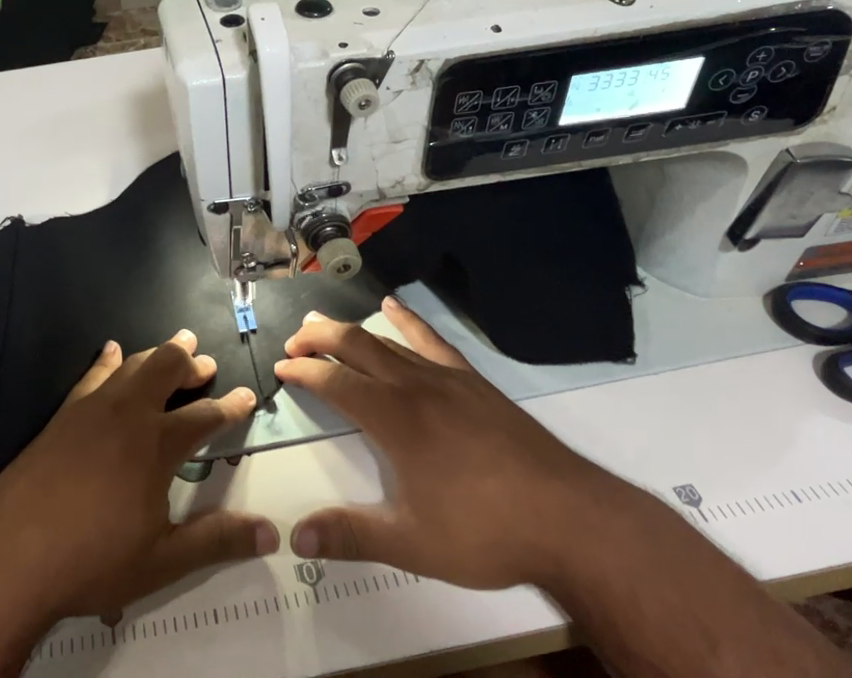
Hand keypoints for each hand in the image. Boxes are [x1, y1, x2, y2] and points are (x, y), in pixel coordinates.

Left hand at [0, 330, 277, 623]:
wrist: (10, 556)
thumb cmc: (92, 561)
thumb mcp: (163, 561)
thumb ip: (217, 541)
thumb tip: (271, 533)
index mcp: (157, 447)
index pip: (205, 417)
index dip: (231, 406)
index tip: (248, 396)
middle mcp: (127, 416)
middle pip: (166, 371)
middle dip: (191, 363)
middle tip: (206, 361)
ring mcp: (90, 412)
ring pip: (132, 367)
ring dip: (157, 355)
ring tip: (174, 346)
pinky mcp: (61, 417)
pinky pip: (92, 376)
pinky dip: (108, 361)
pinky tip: (112, 351)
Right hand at [274, 298, 640, 590]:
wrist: (571, 520)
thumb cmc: (485, 532)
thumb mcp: (411, 542)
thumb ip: (351, 536)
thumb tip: (295, 538)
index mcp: (394, 419)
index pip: (335, 382)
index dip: (303, 371)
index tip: (280, 370)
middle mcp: (417, 388)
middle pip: (357, 346)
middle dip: (319, 339)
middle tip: (293, 342)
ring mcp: (450, 380)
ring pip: (390, 341)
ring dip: (353, 330)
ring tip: (325, 324)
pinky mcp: (477, 384)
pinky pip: (433, 341)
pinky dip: (410, 322)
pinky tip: (397, 308)